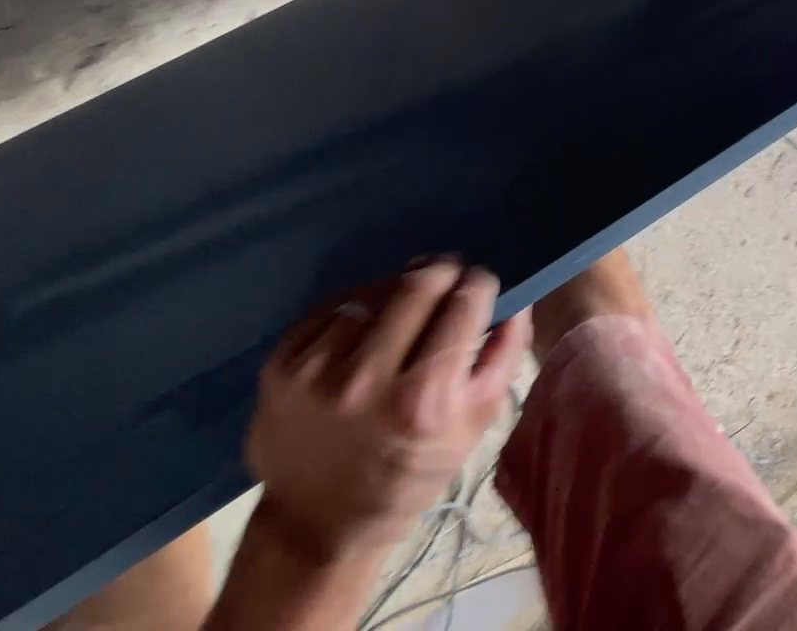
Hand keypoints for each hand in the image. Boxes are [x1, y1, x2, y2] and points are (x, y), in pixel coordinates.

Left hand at [244, 258, 530, 562]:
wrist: (320, 524)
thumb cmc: (411, 473)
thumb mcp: (474, 426)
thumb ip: (502, 358)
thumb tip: (516, 301)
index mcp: (424, 399)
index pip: (464, 304)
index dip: (479, 284)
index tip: (480, 284)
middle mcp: (367, 379)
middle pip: (417, 285)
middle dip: (442, 271)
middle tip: (449, 272)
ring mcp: (316, 370)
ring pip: (373, 292)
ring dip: (398, 289)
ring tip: (406, 306)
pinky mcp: (280, 365)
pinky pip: (332, 307)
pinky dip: (358, 305)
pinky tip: (368, 323)